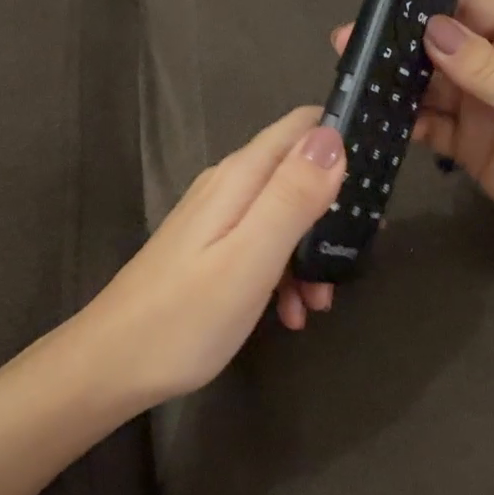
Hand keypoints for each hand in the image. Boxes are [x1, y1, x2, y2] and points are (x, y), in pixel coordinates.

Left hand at [84, 107, 344, 402]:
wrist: (110, 368)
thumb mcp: (252, 258)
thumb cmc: (185, 317)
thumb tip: (333, 136)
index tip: (382, 172)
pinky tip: (289, 315)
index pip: (302, 126)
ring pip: (286, 215)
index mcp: (240, 178)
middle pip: (300, 172)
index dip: (345, 137)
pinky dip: (285, 274)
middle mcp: (228, 187)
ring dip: (312, 253)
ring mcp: (217, 220)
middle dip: (335, 210)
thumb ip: (293, 195)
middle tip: (358, 255)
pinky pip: (264, 247)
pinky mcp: (210, 252)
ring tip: (320, 303)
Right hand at [330, 0, 493, 271]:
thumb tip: (433, 29)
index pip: (473, 6)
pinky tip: (374, 118)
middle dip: (400, 40)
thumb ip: (489, 72)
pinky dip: (403, 123)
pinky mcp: (468, 148)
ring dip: (395, 81)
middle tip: (349, 39)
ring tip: (355, 75)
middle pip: (442, 45)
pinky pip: (429, 126)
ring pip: (429, 85)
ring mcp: (481, 110)